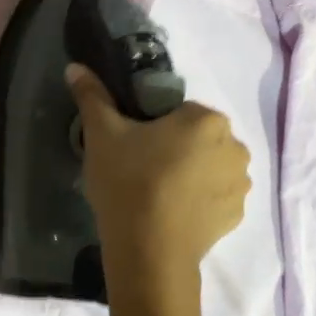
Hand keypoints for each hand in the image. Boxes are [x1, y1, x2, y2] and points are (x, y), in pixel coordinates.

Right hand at [66, 63, 249, 289]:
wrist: (149, 248)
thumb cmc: (128, 180)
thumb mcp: (101, 133)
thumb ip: (92, 97)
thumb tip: (75, 67)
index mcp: (206, 120)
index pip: (179, 109)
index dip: (152, 122)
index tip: (130, 140)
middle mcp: (235, 146)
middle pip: (197, 136)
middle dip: (174, 145)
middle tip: (137, 163)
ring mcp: (240, 184)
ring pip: (208, 165)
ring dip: (189, 171)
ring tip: (153, 190)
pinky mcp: (237, 214)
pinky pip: (214, 194)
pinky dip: (196, 198)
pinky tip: (168, 209)